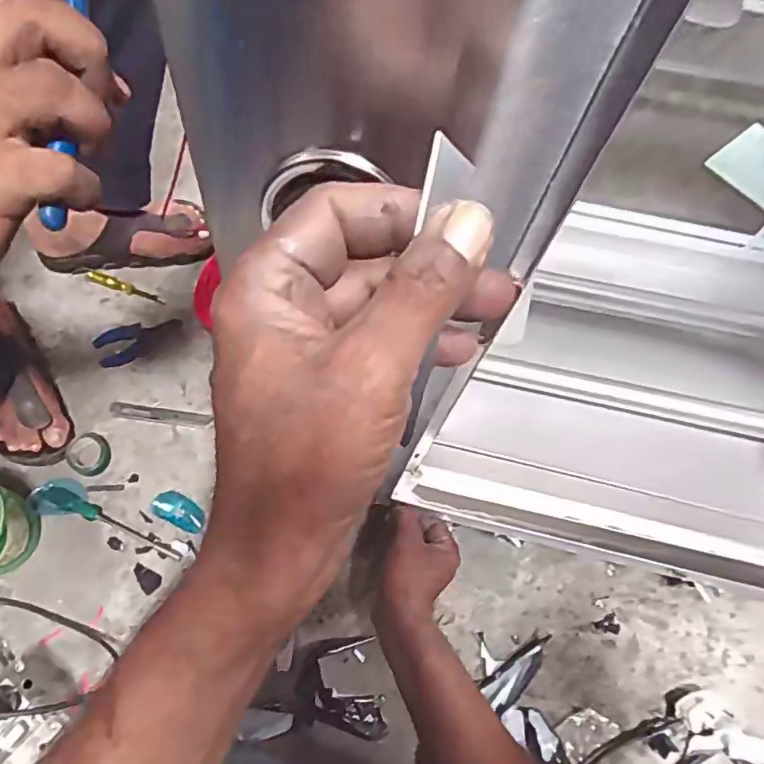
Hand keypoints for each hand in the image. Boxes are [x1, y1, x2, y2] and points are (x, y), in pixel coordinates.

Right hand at [0, 0, 126, 274]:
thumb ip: (37, 88)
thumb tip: (107, 86)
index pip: (31, 4)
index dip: (80, 37)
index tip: (104, 87)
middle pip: (36, 18)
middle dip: (88, 59)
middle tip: (96, 115)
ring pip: (53, 87)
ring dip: (92, 121)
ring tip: (88, 157)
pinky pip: (60, 168)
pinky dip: (85, 185)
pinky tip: (77, 199)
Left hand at [203, 183, 518, 609]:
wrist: (282, 551)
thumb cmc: (309, 465)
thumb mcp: (372, 367)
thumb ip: (421, 290)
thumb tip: (469, 223)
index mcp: (267, 289)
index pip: (334, 213)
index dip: (400, 211)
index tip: (460, 227)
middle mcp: (280, 314)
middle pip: (362, 262)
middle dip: (431, 267)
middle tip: (496, 278)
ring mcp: (304, 356)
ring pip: (376, 309)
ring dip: (433, 306)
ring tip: (496, 311)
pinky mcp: (327, 393)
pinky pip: (375, 350)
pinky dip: (417, 345)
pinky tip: (459, 349)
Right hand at [376, 507, 460, 624]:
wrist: (397, 612)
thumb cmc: (406, 576)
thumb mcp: (406, 540)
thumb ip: (406, 518)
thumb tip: (401, 508)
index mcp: (449, 550)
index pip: (434, 521)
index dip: (415, 516)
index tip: (396, 516)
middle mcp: (443, 561)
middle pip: (423, 534)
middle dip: (406, 529)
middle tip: (389, 527)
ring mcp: (429, 573)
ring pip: (414, 548)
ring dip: (399, 542)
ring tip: (385, 540)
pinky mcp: (415, 582)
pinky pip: (407, 561)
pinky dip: (397, 556)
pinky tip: (385, 555)